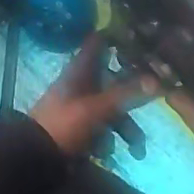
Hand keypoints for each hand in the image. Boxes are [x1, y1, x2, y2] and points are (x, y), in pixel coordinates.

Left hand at [30, 36, 157, 155]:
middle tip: (156, 101)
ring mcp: (81, 105)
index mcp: (82, 69)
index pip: (101, 40)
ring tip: (137, 150)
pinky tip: (106, 155)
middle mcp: (83, 82)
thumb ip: (127, 93)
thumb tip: (159, 80)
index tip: (146, 40)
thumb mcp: (97, 108)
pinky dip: (108, 140)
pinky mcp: (80, 126)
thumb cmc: (64, 123)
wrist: (34, 157)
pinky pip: (102, 128)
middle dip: (135, 97)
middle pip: (115, 79)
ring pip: (112, 108)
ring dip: (126, 129)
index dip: (121, 36)